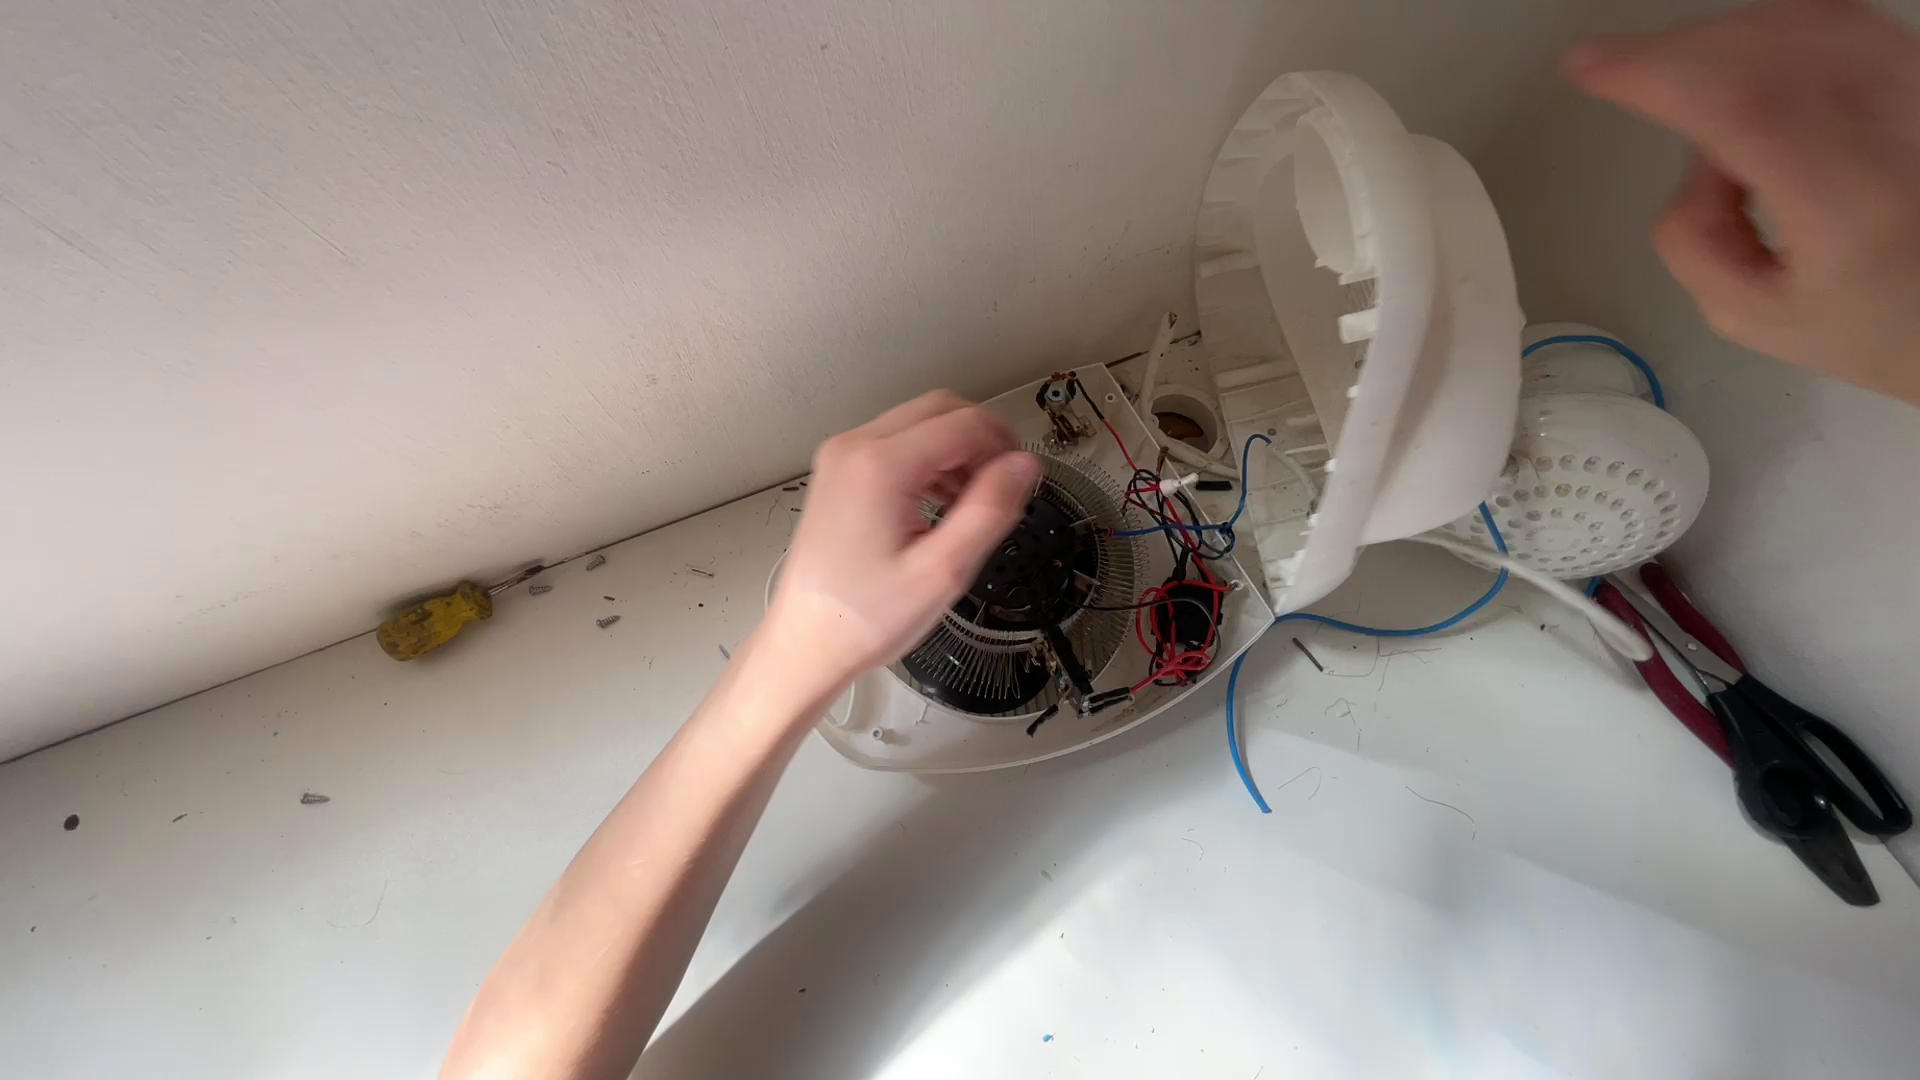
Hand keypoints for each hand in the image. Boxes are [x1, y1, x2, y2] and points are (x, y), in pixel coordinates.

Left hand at [764, 390, 1039, 691]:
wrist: (807, 642)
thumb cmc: (861, 618)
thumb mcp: (943, 571)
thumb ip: (990, 510)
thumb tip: (1022, 467)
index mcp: (879, 466)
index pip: (963, 423)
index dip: (1004, 445)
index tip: (1022, 477)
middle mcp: (853, 451)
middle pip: (940, 409)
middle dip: (982, 440)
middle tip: (1005, 482)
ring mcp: (842, 460)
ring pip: (918, 424)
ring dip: (957, 450)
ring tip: (975, 500)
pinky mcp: (840, 476)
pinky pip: (896, 446)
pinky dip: (930, 462)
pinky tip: (944, 502)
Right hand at [1564, 0, 1919, 404]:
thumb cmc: (1870, 323)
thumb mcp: (1744, 312)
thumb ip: (1693, 238)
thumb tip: (1695, 163)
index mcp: (1849, 202)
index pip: (1742, 103)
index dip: (1656, 72)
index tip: (1586, 65)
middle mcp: (1906, 131)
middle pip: (1780, 45)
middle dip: (1681, 48)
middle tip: (1614, 65)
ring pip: (1820, 21)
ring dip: (1724, 35)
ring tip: (1664, 66)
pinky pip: (1850, 26)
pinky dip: (1773, 28)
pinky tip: (1730, 54)